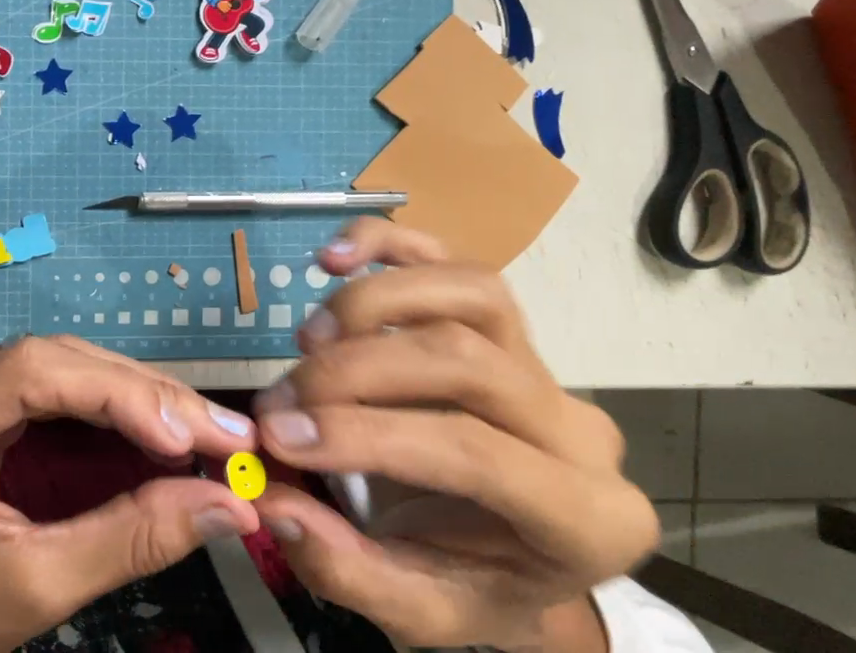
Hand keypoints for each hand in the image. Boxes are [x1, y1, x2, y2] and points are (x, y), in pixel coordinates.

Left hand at [0, 336, 261, 652]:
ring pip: (48, 361)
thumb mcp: (36, 587)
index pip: (27, 374)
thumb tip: (228, 504)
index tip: (189, 440)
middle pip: (43, 360)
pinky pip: (38, 377)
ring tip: (199, 427)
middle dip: (138, 394)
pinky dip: (98, 398)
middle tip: (222, 434)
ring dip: (127, 391)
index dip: (115, 394)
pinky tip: (149, 420)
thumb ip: (129, 540)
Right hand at [252, 218, 658, 649]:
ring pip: (473, 292)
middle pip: (467, 360)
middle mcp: (580, 432)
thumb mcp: (413, 611)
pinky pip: (455, 262)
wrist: (511, 557)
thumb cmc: (468, 584)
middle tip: (278, 402)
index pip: (474, 451)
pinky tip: (331, 257)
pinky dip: (390, 245)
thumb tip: (270, 501)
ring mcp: (546, 368)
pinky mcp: (504, 326)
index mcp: (586, 520)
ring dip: (372, 304)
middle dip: (354, 372)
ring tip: (307, 341)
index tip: (277, 436)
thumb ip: (345, 569)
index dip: (365, 434)